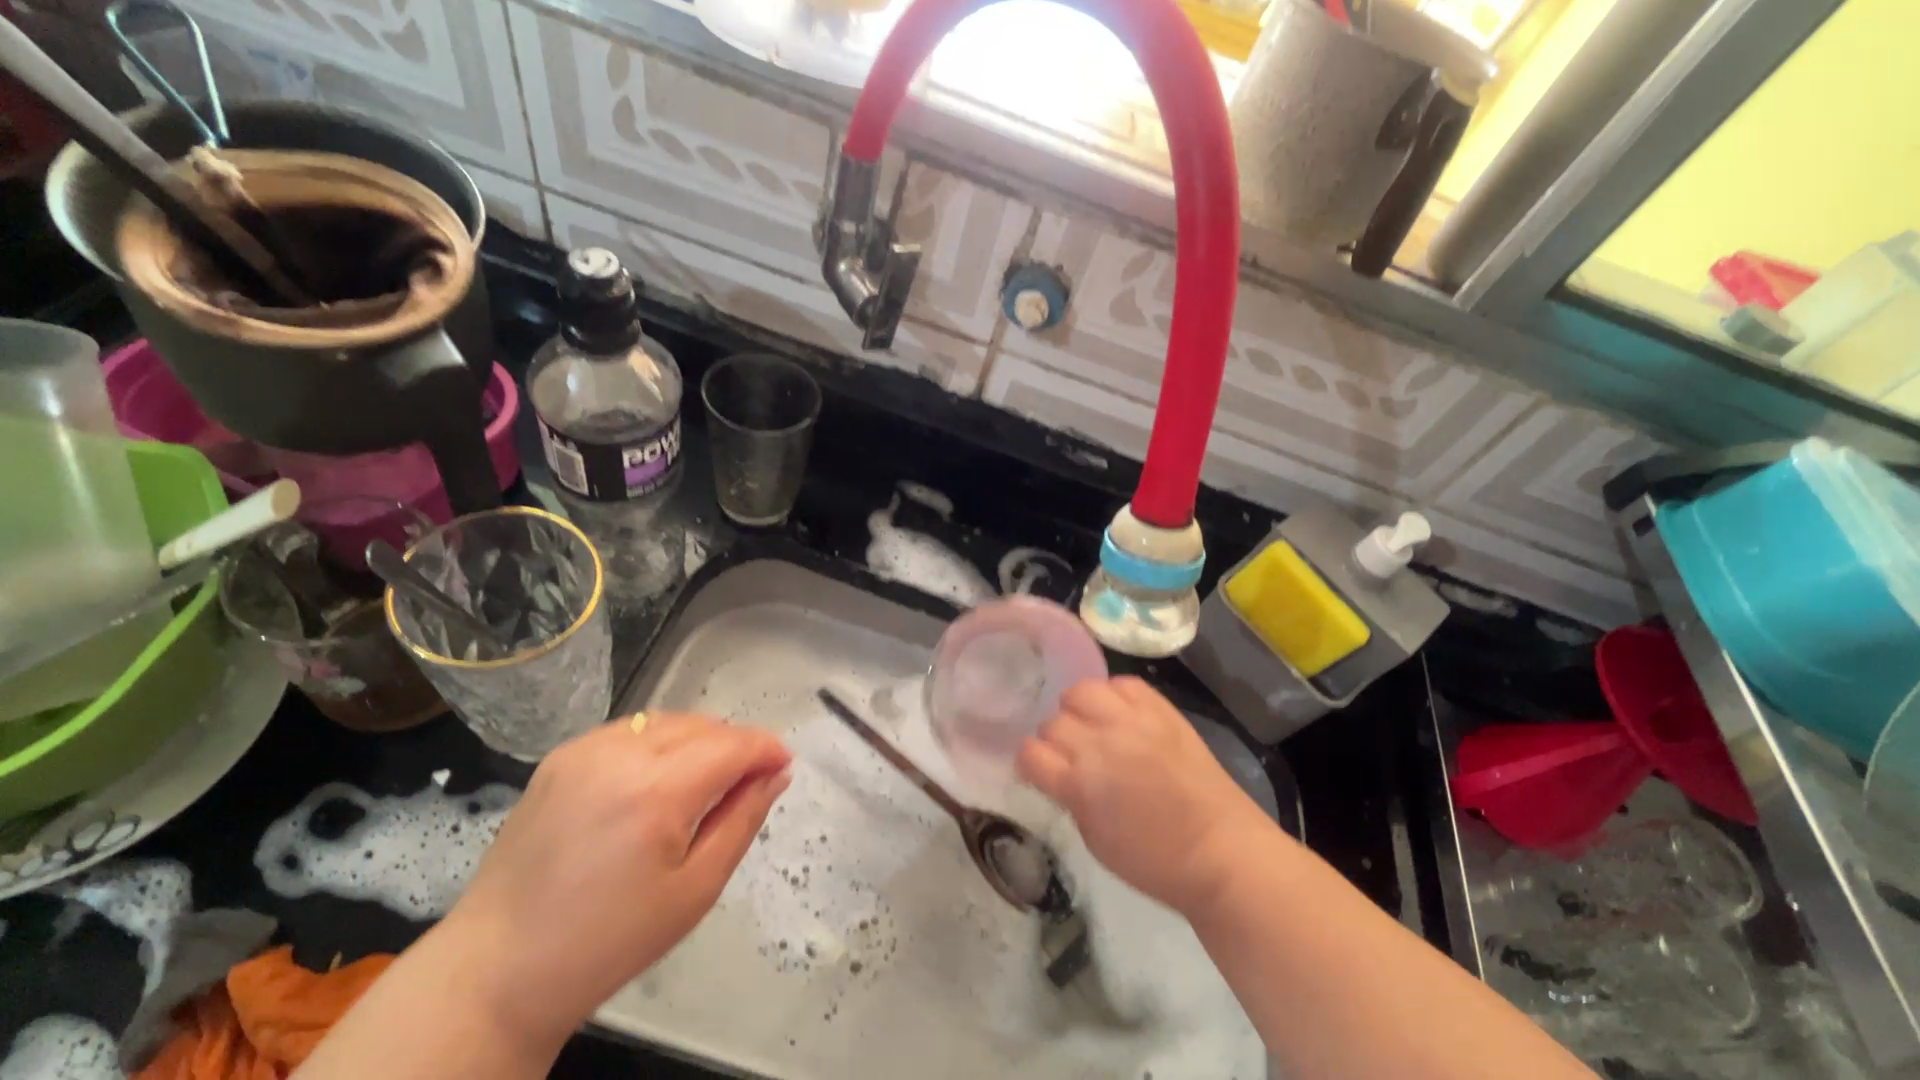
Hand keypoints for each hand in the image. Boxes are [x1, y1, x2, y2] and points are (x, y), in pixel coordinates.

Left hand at [442, 712, 791, 1042]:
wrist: (501, 965)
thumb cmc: (611, 939)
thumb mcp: (695, 889)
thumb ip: (741, 820)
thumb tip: (775, 775)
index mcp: (657, 790)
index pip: (731, 744)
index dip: (766, 749)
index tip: (785, 766)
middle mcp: (619, 753)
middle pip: (700, 725)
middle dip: (735, 743)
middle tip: (750, 781)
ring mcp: (583, 750)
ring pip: (664, 721)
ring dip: (698, 739)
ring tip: (708, 780)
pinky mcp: (558, 759)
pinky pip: (628, 732)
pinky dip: (657, 742)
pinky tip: (658, 780)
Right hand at [1017, 677, 1276, 915]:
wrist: (1221, 850)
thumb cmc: (1154, 862)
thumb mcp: (1095, 840)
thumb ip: (1070, 798)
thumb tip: (1059, 776)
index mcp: (1079, 783)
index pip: (1029, 752)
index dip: (1031, 764)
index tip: (1042, 774)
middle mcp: (1101, 743)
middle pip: (1053, 722)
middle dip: (1056, 742)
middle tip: (1073, 759)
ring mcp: (1133, 721)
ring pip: (1081, 691)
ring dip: (1079, 710)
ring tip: (1093, 728)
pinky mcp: (1162, 710)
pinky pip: (1123, 683)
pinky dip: (1114, 696)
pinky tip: (1120, 716)